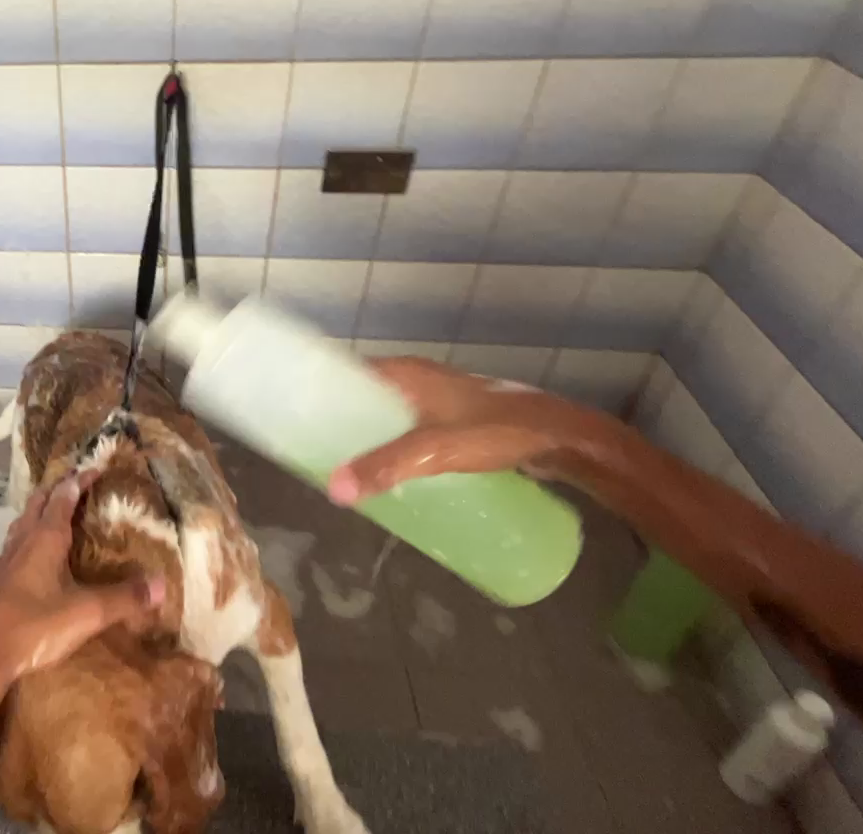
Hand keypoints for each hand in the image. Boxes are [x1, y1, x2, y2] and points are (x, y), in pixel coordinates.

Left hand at [0, 471, 166, 740]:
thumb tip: (162, 584)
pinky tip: (38, 554)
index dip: (79, 480)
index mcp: (44, 538)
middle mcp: (23, 541)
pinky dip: (31, 534)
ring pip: (24, 521)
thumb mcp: (86, 614)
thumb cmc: (33, 626)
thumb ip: (124, 598)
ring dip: (41, 510)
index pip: (63, 497)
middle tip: (78, 483)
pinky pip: (18, 543)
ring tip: (58, 511)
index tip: (95, 467)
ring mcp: (7, 560)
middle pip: (39, 503)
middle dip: (57, 489)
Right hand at [326, 357, 623, 505]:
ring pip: (390, 413)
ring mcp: (440, 398)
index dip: (320, 389)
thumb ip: (385, 467)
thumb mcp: (436, 451)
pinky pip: (411, 428)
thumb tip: (333, 490)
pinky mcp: (457, 419)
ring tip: (347, 464)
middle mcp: (419, 378)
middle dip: (342, 419)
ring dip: (370, 434)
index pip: (348, 371)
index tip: (296, 413)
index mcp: (407, 372)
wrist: (566, 439)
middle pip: (365, 395)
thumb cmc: (498, 431)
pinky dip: (395, 443)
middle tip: (317, 449)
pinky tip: (392, 471)